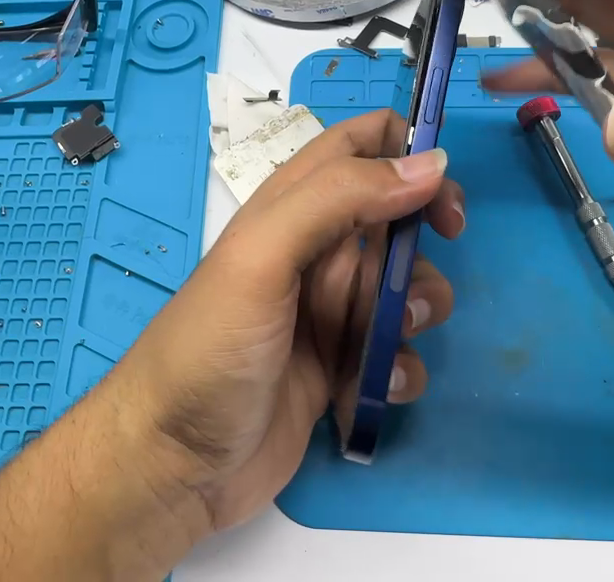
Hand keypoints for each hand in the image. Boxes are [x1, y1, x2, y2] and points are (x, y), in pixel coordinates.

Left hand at [107, 110, 463, 531]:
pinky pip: (396, 352)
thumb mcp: (266, 256)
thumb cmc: (212, 347)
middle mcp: (315, 250)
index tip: (441, 186)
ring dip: (417, 309)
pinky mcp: (341, 367)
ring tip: (390, 344)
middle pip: (395, 216)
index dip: (407, 150)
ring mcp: (329, 311)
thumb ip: (341, 198)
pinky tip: (374, 391)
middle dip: (422, 238)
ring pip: (404, 287)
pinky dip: (400, 367)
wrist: (172, 467)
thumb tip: (430, 163)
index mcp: (292, 206)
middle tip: (438, 260)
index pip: (358, 146)